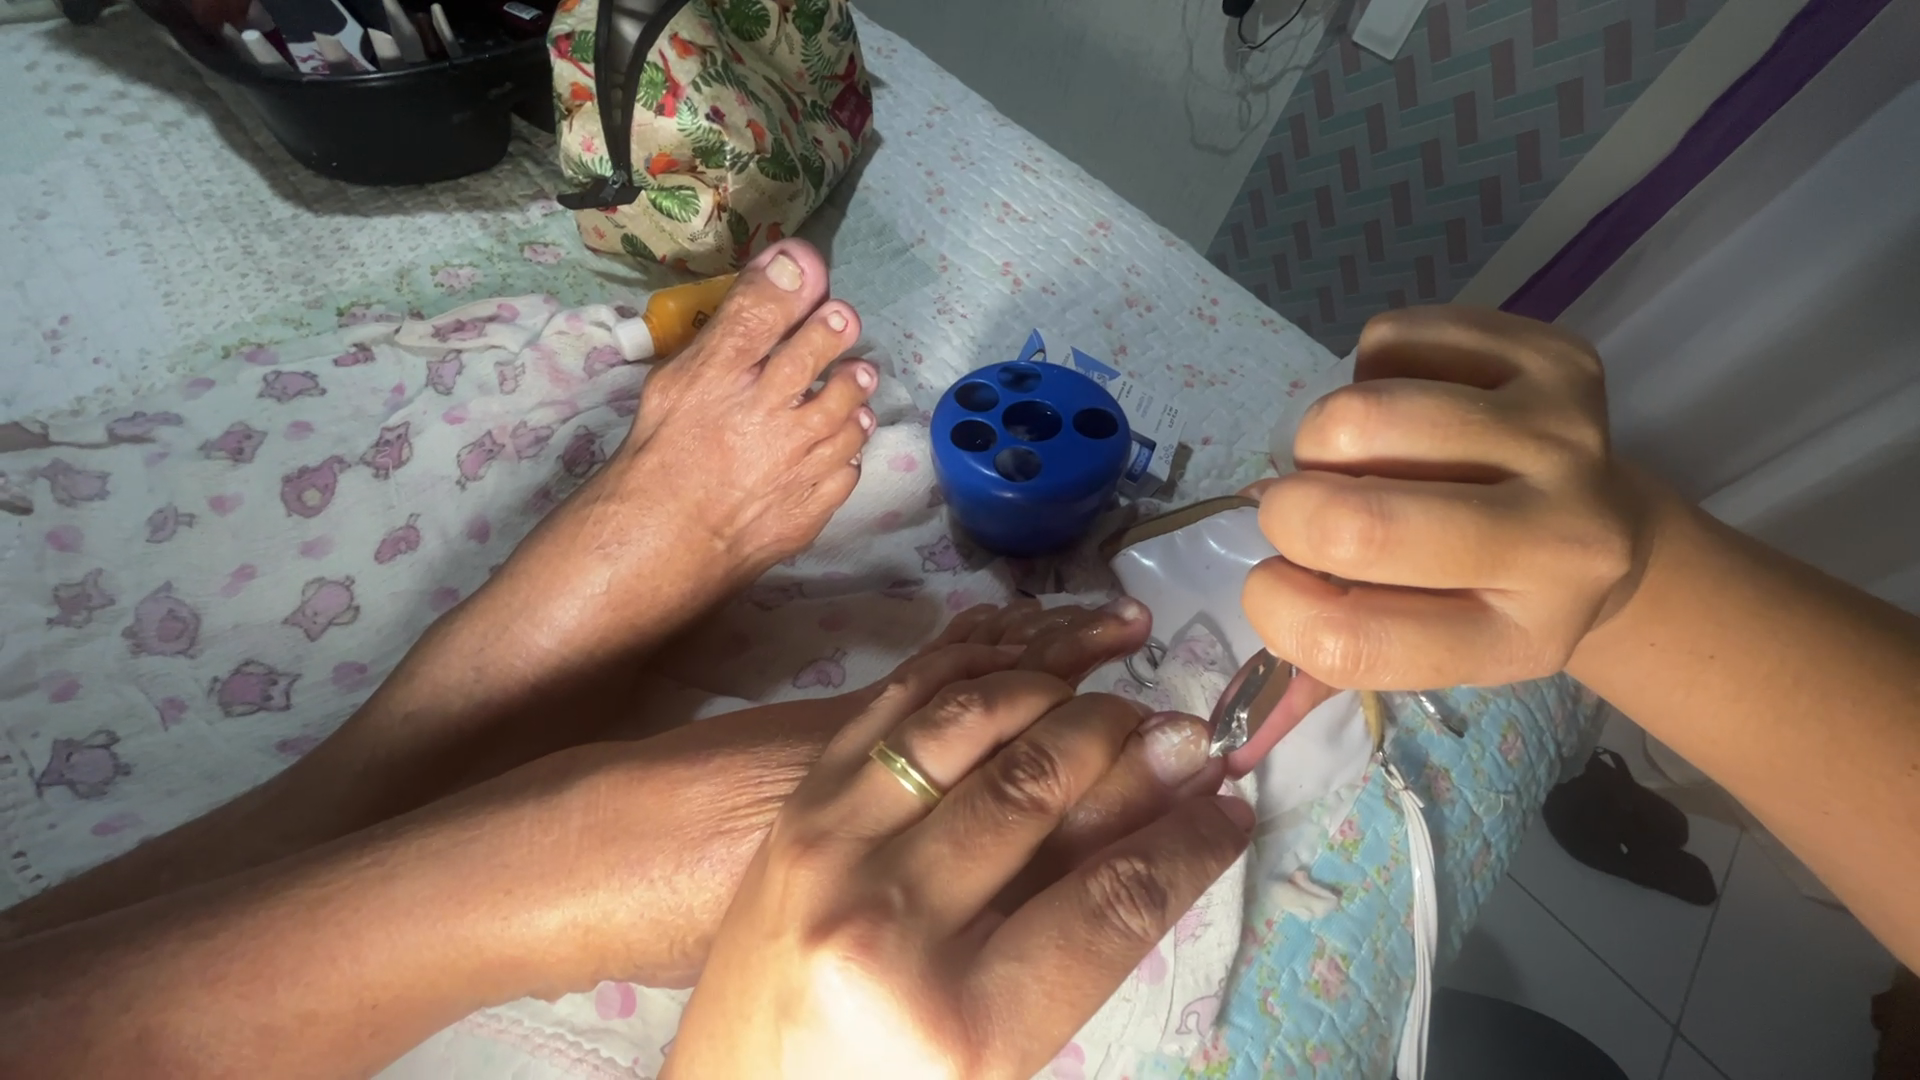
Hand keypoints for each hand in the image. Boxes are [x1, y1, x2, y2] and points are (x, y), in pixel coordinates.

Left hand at [662, 634, 1251, 1078]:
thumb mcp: (1003, 1047)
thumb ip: (1082, 929)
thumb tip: (1177, 813)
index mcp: (955, 1026)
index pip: (1110, 902)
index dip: (1190, 841)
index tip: (1234, 800)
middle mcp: (885, 920)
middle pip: (1039, 785)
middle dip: (1129, 742)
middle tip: (1180, 729)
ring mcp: (830, 841)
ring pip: (970, 720)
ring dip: (1056, 692)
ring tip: (1105, 698)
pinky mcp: (802, 797)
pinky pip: (900, 700)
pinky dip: (972, 671)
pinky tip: (1022, 668)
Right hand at [1243, 306, 1647, 688]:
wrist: (1601, 531)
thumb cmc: (1481, 596)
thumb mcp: (1422, 649)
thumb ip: (1330, 655)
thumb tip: (1250, 688)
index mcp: (1512, 638)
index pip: (1350, 640)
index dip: (1273, 605)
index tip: (1272, 580)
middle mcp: (1557, 544)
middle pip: (1353, 525)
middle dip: (1285, 512)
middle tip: (1301, 510)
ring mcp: (1563, 440)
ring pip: (1360, 418)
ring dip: (1319, 441)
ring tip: (1350, 458)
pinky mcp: (1555, 358)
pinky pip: (1391, 342)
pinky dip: (1365, 372)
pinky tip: (1401, 403)